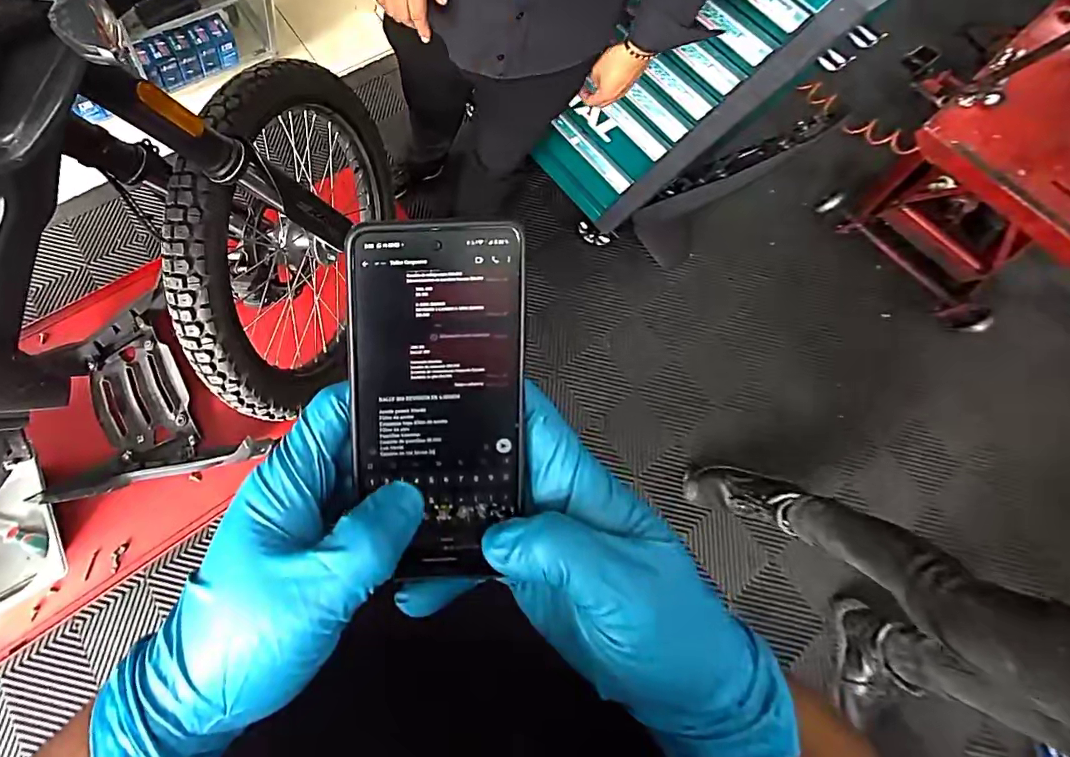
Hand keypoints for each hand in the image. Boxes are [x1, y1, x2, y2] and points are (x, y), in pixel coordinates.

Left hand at [91, 384, 422, 756]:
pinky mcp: (312, 549)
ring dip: (392, 494)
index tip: (414, 397)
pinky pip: (356, 521)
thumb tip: (408, 498)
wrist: (204, 694)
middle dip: (395, 451)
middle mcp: (295, 490)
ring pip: (359, 485)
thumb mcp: (318, 584)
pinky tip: (410, 540)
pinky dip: (383, 526)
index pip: (331, 410)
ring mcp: (304, 519)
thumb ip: (370, 537)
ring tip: (434, 502)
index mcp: (285, 479)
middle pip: (353, 446)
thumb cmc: (238, 638)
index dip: (371, 397)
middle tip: (441, 462)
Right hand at [368, 0, 445, 41]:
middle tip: (420, 25)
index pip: (417, 14)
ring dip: (399, 17)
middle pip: (402, 16)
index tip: (426, 35)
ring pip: (389, 10)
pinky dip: (388, 7)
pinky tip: (393, 4)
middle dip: (411, 24)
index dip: (423, 28)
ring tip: (408, 17)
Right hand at [398, 382, 795, 755]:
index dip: (488, 388)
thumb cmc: (675, 626)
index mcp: (574, 479)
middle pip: (485, 452)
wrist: (682, 691)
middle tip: (387, 450)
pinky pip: (469, 554)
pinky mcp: (518, 566)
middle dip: (439, 447)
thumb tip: (498, 537)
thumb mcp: (623, 582)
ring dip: (430, 511)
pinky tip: (416, 584)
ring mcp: (529, 531)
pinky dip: (441, 568)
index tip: (439, 378)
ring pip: (468, 502)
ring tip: (389, 521)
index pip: (529, 414)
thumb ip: (562, 550)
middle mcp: (546, 495)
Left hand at [582, 44, 650, 107]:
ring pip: (612, 96)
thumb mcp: (596, 68)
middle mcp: (618, 95)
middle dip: (594, 98)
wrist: (637, 50)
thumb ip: (593, 78)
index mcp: (606, 95)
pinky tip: (611, 76)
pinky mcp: (632, 82)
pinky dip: (613, 86)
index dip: (583, 97)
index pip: (591, 102)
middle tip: (589, 90)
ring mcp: (626, 89)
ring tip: (599, 81)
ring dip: (604, 92)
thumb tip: (594, 80)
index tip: (582, 91)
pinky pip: (620, 88)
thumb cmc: (619, 58)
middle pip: (602, 103)